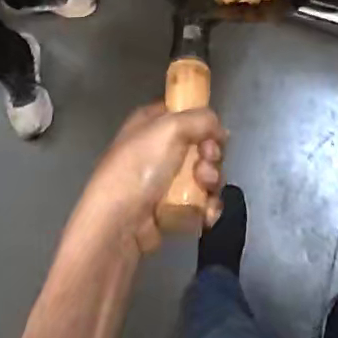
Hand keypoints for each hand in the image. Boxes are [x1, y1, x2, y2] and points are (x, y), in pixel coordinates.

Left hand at [66, 104, 226, 256]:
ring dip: (212, 182)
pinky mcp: (171, 209)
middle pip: (200, 144)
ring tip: (205, 190)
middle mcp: (157, 148)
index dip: (203, 121)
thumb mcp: (171, 128)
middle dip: (211, 155)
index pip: (185, 112)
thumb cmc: (140, 167)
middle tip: (206, 162)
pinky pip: (200, 202)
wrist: (118, 224)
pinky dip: (208, 207)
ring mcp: (164, 180)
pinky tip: (207, 213)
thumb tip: (220, 130)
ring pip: (204, 174)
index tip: (211, 134)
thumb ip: (202, 120)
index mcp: (151, 123)